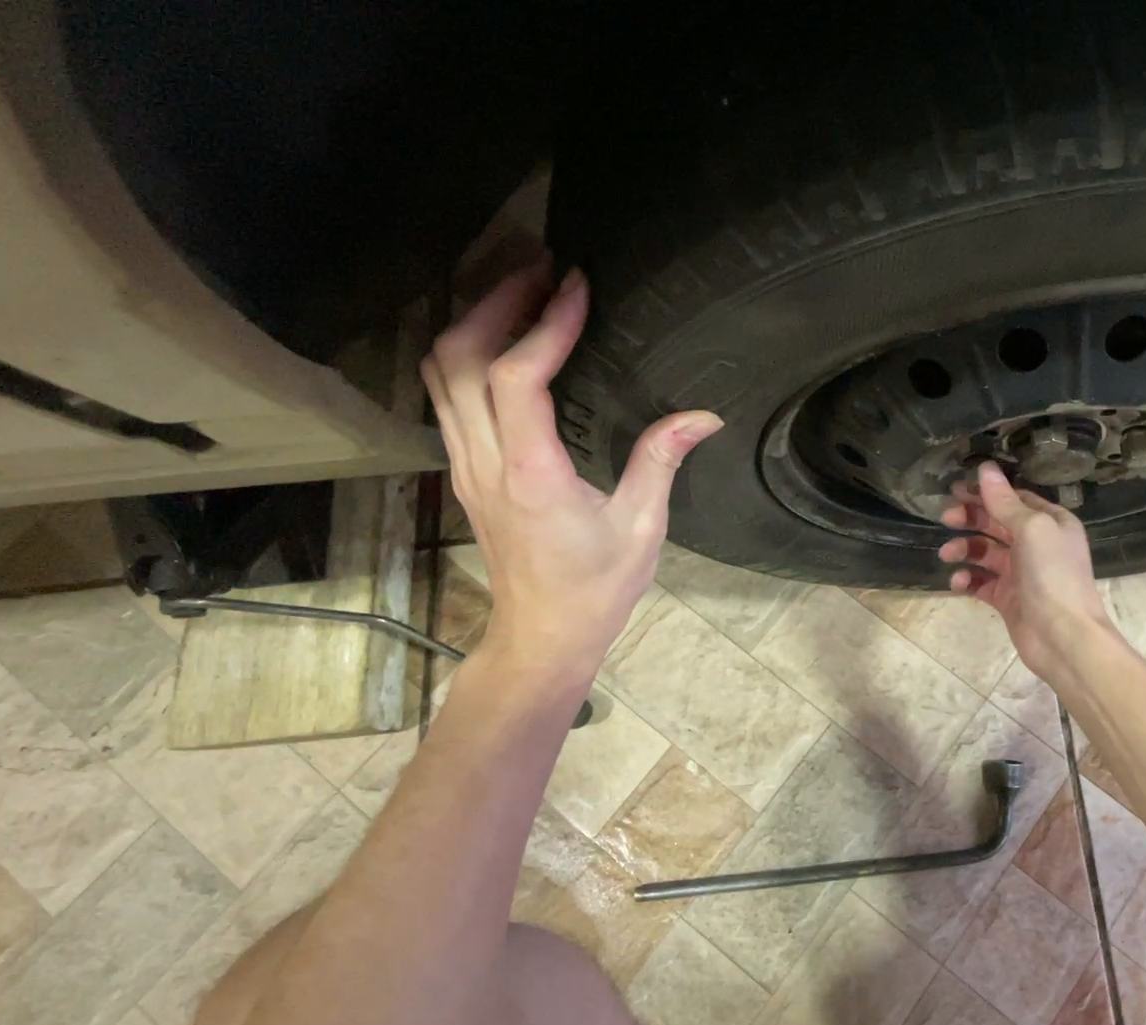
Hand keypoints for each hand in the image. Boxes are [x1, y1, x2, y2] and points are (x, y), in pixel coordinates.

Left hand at [421, 258, 722, 674]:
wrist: (541, 633)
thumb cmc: (596, 588)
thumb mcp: (641, 527)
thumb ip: (660, 461)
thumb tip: (704, 415)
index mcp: (532, 474)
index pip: (519, 377)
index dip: (545, 323)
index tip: (577, 285)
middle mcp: (485, 461)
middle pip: (459, 358)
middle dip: (497, 301)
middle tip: (542, 269)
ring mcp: (465, 465)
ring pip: (441, 372)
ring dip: (475, 321)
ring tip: (520, 291)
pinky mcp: (464, 470)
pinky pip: (446, 394)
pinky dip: (467, 353)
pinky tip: (502, 340)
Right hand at [937, 463, 1115, 678]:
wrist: (1064, 636)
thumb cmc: (1053, 574)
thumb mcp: (1032, 529)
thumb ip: (1005, 502)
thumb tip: (985, 469)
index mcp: (1051, 523)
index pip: (1016, 499)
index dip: (987, 493)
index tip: (957, 489)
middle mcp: (1038, 544)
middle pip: (998, 523)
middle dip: (972, 519)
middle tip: (946, 517)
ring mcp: (1022, 573)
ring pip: (986, 553)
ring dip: (965, 549)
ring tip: (947, 554)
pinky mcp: (1008, 599)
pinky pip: (982, 583)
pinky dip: (968, 580)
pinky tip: (958, 582)